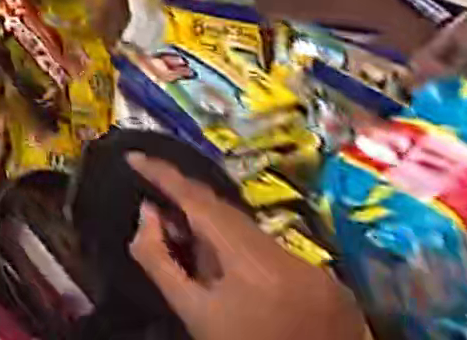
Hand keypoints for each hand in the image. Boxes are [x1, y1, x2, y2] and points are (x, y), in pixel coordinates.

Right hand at [128, 153, 366, 339]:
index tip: (133, 157)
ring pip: (249, 231)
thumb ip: (156, 254)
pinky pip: (272, 251)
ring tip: (191, 248)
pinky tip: (228, 271)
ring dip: (214, 229)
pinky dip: (242, 249)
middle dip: (187, 205)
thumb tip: (147, 210)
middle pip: (228, 214)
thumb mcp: (189, 309)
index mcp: (260, 266)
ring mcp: (321, 276)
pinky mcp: (334, 290)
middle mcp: (296, 261)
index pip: (202, 203)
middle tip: (155, 210)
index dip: (163, 175)